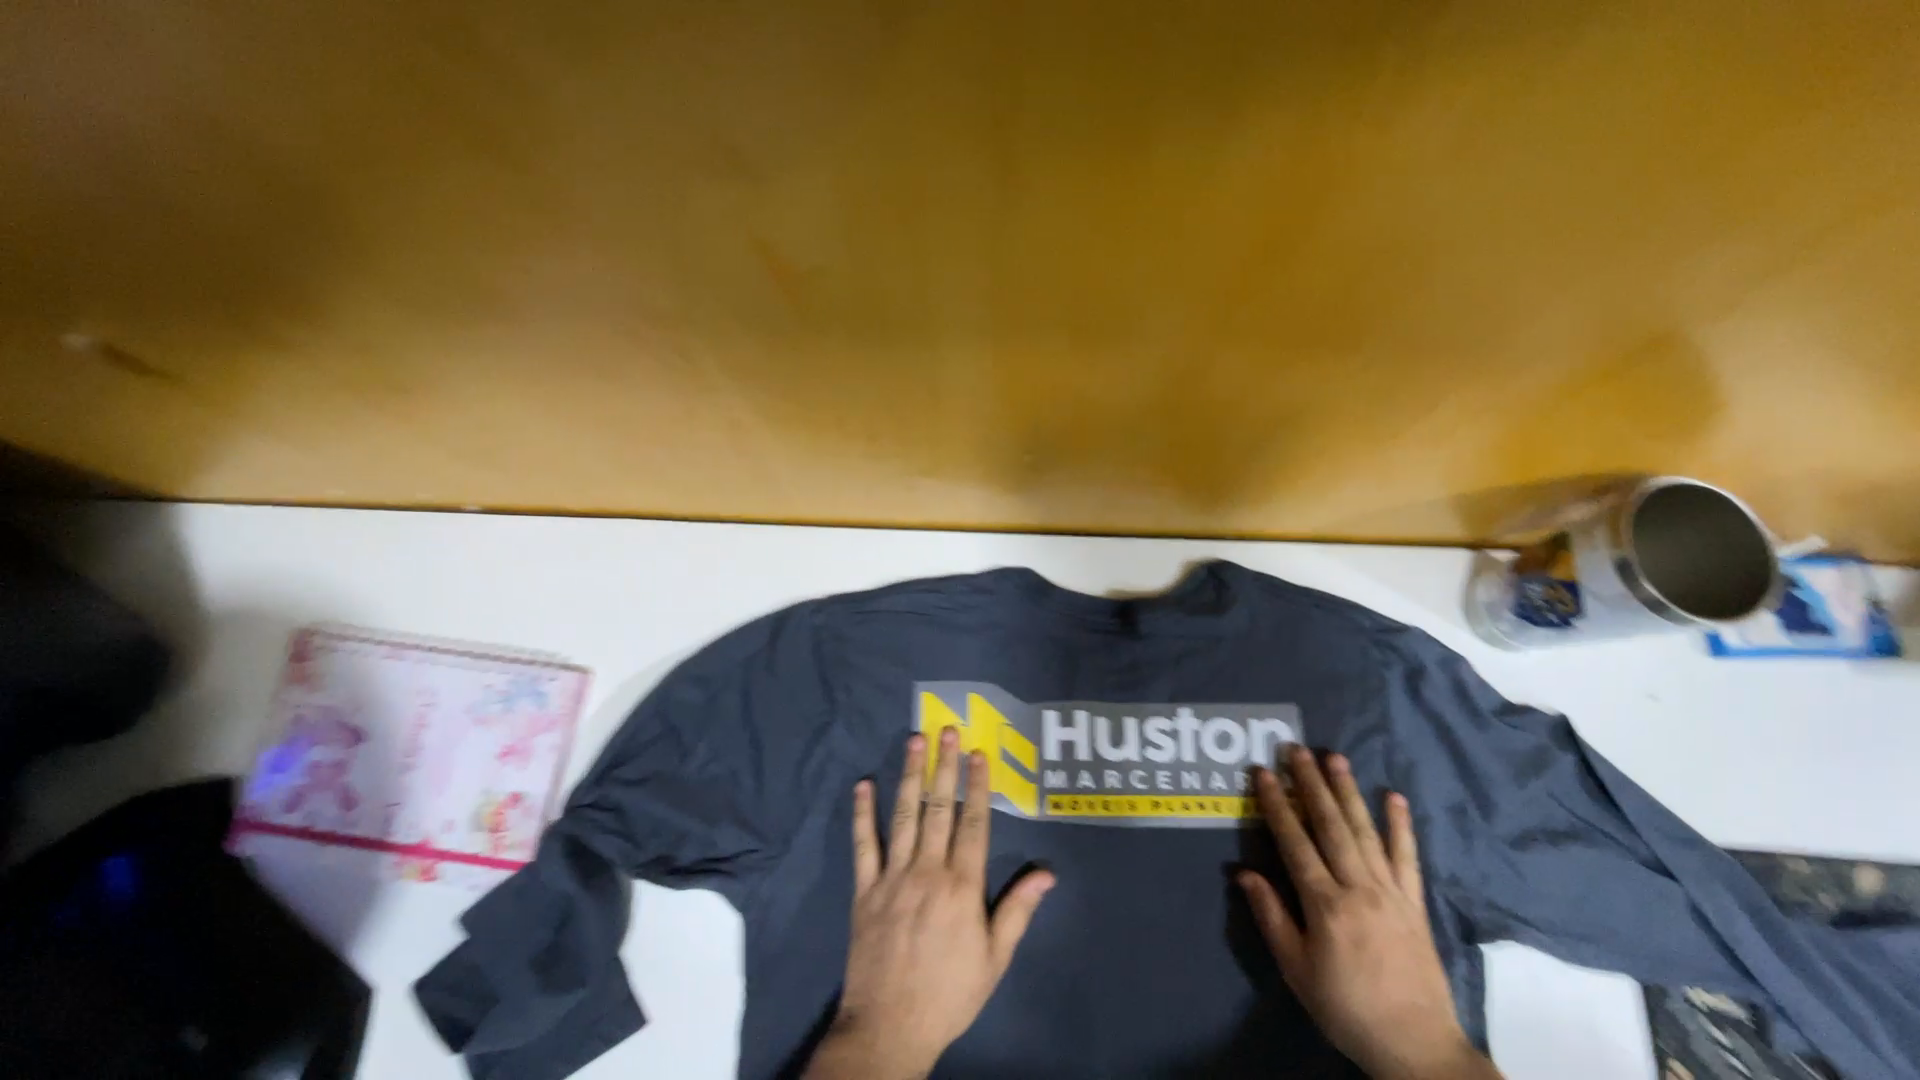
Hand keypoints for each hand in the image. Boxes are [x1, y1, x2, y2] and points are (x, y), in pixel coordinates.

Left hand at [805, 729, 1055, 1079]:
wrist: (890, 1025)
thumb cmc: (950, 993)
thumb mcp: (995, 958)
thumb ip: (1017, 910)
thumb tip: (1047, 873)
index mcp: (962, 887)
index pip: (973, 824)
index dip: (977, 786)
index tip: (978, 754)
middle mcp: (927, 872)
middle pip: (938, 809)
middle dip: (944, 767)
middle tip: (947, 730)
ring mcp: (892, 878)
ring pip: (903, 817)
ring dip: (909, 776)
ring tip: (914, 742)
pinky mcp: (864, 891)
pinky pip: (863, 845)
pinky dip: (862, 814)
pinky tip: (863, 786)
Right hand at [1238, 746, 1500, 1079]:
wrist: (1415, 1045)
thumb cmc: (1345, 1008)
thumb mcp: (1296, 970)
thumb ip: (1272, 918)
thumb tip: (1244, 874)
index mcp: (1324, 905)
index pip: (1294, 843)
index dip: (1277, 805)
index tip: (1263, 772)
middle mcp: (1358, 888)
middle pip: (1331, 826)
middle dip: (1310, 784)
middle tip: (1296, 748)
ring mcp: (1391, 893)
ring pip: (1365, 831)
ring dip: (1348, 792)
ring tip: (1335, 757)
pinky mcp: (1415, 904)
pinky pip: (1407, 857)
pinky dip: (1401, 826)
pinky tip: (1394, 797)